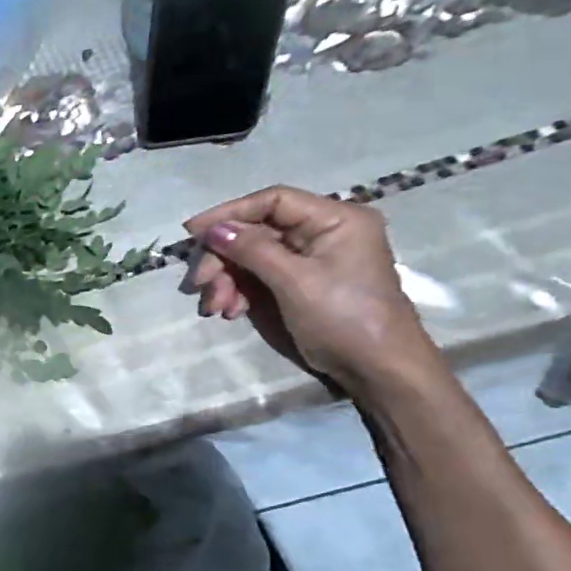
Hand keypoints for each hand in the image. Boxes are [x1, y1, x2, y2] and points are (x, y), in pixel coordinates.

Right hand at [181, 185, 442, 393]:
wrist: (376, 368)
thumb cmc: (344, 318)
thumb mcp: (295, 282)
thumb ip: (252, 250)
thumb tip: (213, 230)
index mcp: (334, 219)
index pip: (273, 201)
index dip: (230, 213)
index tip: (193, 232)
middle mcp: (322, 233)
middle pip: (258, 232)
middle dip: (225, 258)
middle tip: (198, 285)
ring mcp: (311, 261)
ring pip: (254, 258)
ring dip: (228, 280)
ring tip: (215, 308)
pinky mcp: (301, 286)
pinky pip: (262, 279)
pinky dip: (242, 293)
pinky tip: (231, 312)